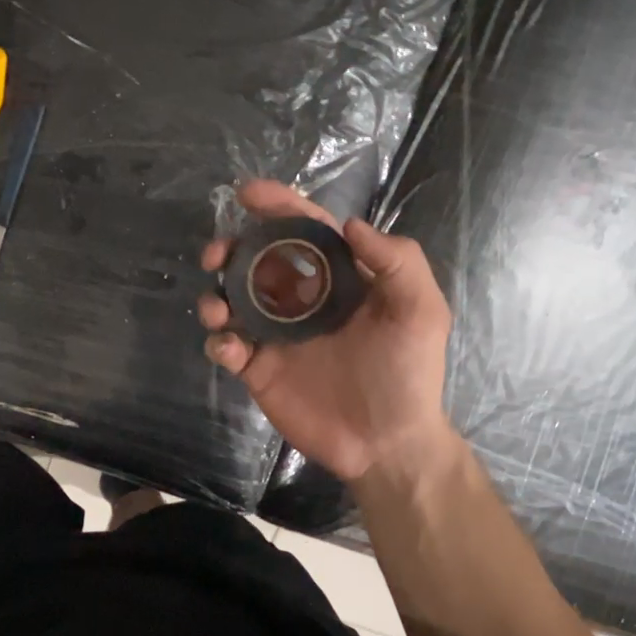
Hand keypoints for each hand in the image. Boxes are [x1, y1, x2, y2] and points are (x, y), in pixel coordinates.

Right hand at [197, 181, 454, 484]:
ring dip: (214, 296)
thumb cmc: (407, 374)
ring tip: (216, 309)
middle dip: (230, 250)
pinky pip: (225, 348)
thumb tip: (349, 225)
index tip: (247, 194)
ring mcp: (275, 337)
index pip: (303, 232)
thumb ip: (397, 262)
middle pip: (254, 262)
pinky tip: (232, 348)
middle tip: (217, 255)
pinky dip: (218, 343)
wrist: (386, 442)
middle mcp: (301, 302)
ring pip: (230, 302)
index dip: (277, 207)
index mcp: (338, 279)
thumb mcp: (421, 311)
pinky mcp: (257, 371)